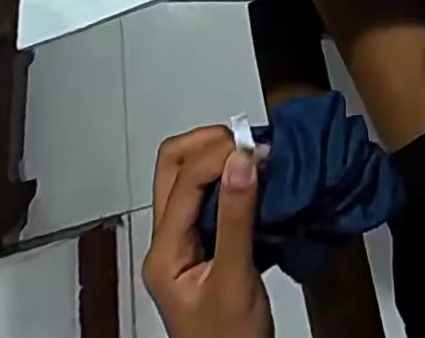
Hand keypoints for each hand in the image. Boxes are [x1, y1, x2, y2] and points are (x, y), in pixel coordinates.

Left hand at [142, 127, 272, 337]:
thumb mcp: (235, 282)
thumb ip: (237, 218)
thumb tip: (242, 157)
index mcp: (165, 250)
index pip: (186, 180)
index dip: (220, 155)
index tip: (259, 150)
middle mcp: (165, 237)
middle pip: (171, 164)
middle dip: (207, 142)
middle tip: (246, 145)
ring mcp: (181, 238)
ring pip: (185, 173)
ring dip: (216, 153)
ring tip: (252, 156)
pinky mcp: (201, 240)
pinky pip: (205, 190)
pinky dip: (226, 172)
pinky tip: (252, 176)